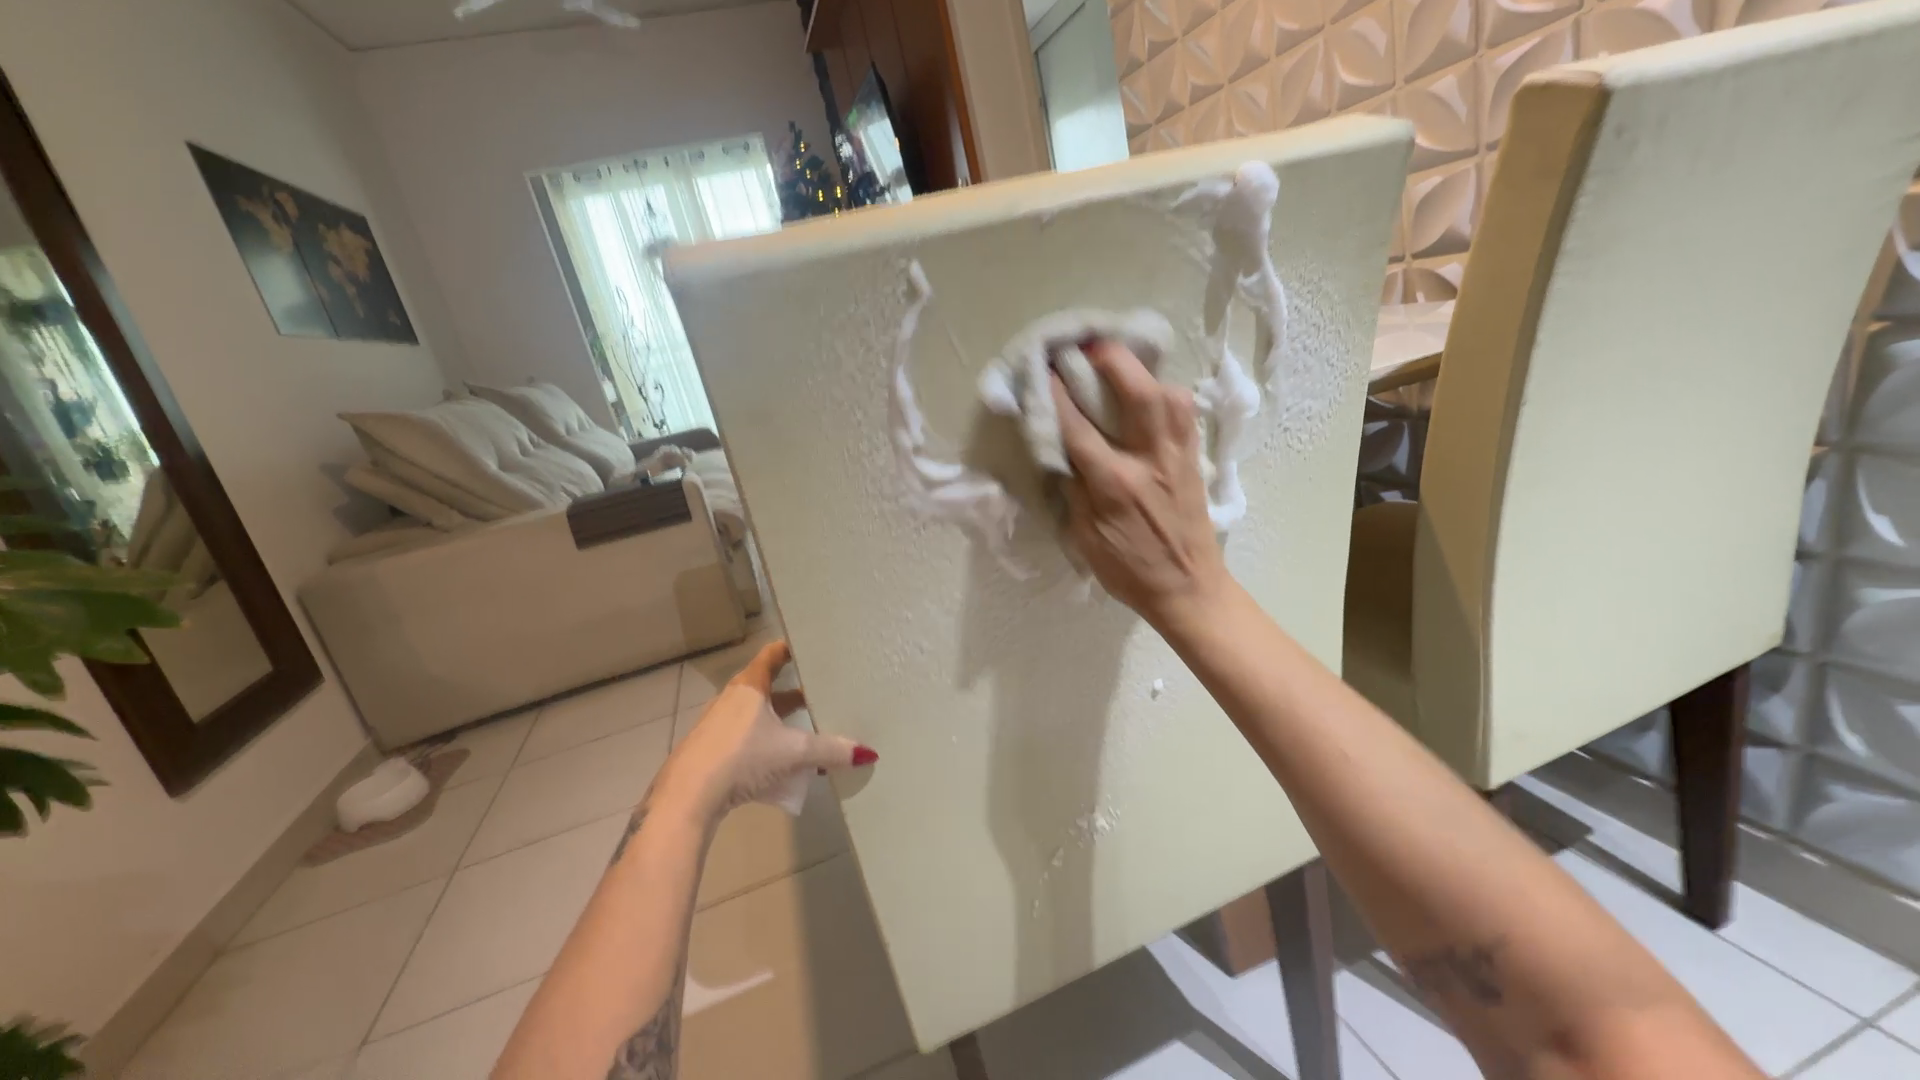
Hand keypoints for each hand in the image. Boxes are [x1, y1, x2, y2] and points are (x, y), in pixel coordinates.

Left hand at [650, 640, 875, 825]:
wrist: (688, 795)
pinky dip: (763, 745)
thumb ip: (830, 750)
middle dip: (791, 694)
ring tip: (804, 733)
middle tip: (817, 696)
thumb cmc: (741, 757)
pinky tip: (779, 765)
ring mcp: (717, 726)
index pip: (771, 657)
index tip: (806, 647)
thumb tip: (867, 753)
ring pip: (755, 717)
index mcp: (750, 687)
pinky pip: (744, 740)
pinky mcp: (710, 751)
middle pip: (765, 689)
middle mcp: (731, 700)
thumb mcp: (793, 752)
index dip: (788, 650)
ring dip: (777, 723)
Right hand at [1052, 340, 1229, 628]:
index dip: (1056, 395)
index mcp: (1116, 486)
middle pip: (1138, 393)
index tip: (1041, 370)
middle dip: (1111, 360)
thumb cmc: (1130, 571)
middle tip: (1087, 344)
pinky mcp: (1195, 457)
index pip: (1078, 428)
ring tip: (1118, 362)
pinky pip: (1184, 411)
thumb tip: (1057, 449)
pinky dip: (1165, 392)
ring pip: (1170, 395)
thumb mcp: (1086, 538)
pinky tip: (1150, 390)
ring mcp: (1179, 456)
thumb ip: (1072, 489)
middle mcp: (1151, 461)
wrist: (1190, 589)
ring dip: (1143, 372)